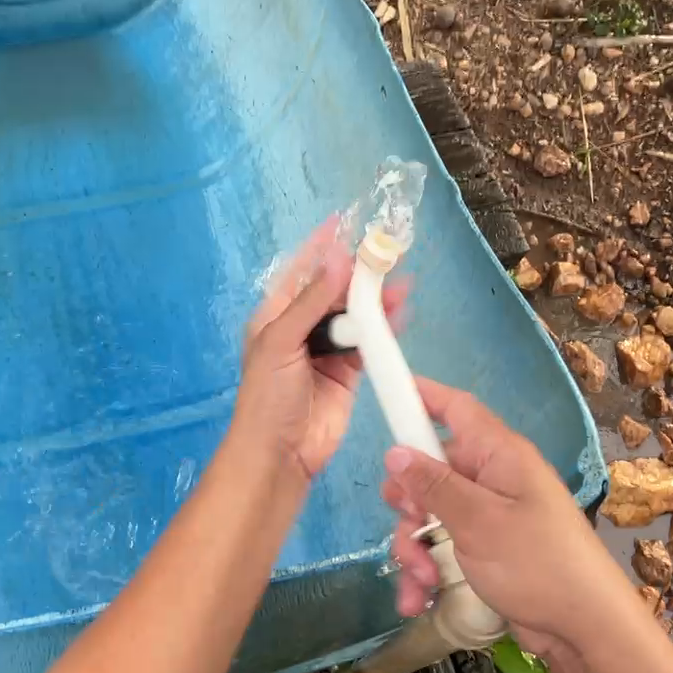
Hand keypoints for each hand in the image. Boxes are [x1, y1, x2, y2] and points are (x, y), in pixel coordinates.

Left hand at [231, 217, 405, 484]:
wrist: (281, 452)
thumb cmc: (270, 395)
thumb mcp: (282, 342)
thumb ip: (312, 301)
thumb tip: (339, 257)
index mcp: (275, 316)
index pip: (300, 272)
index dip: (321, 247)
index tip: (344, 220)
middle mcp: (300, 328)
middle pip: (333, 291)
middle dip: (358, 272)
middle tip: (388, 250)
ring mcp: (325, 349)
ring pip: (354, 315)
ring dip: (375, 299)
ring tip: (402, 280)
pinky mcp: (348, 371)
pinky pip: (368, 342)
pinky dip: (383, 327)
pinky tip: (400, 311)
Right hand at [381, 378, 640, 662]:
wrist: (585, 630)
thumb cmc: (537, 563)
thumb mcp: (478, 521)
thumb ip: (434, 485)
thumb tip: (394, 453)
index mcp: (498, 456)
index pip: (456, 409)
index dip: (421, 396)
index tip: (385, 396)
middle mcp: (492, 479)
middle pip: (430, 471)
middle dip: (409, 504)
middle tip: (408, 528)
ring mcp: (488, 516)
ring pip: (429, 516)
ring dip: (414, 548)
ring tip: (421, 580)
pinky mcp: (484, 549)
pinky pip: (441, 547)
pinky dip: (426, 570)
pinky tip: (419, 599)